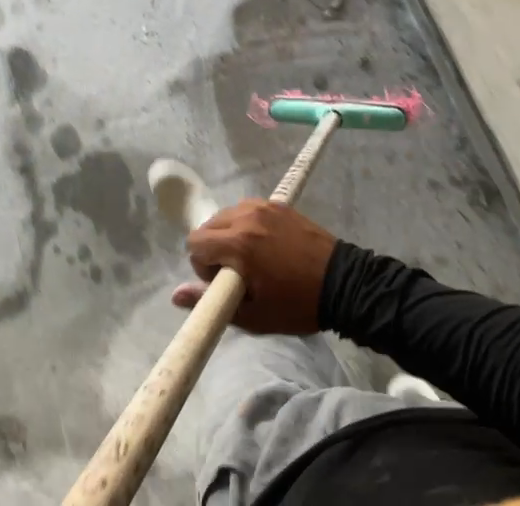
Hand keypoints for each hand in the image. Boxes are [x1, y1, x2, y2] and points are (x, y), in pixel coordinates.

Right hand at [170, 199, 335, 334]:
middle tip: (238, 273)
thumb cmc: (297, 305)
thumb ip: (210, 303)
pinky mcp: (278, 204)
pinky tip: (266, 244)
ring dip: (230, 235)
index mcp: (238, 244)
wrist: (344, 284)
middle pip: (208, 226)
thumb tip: (175, 295)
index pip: (195, 243)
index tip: (225, 283)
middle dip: (214, 249)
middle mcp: (246, 217)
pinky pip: (247, 209)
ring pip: (227, 215)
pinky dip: (247, 224)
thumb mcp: (253, 315)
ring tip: (254, 258)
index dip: (203, 267)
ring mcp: (263, 207)